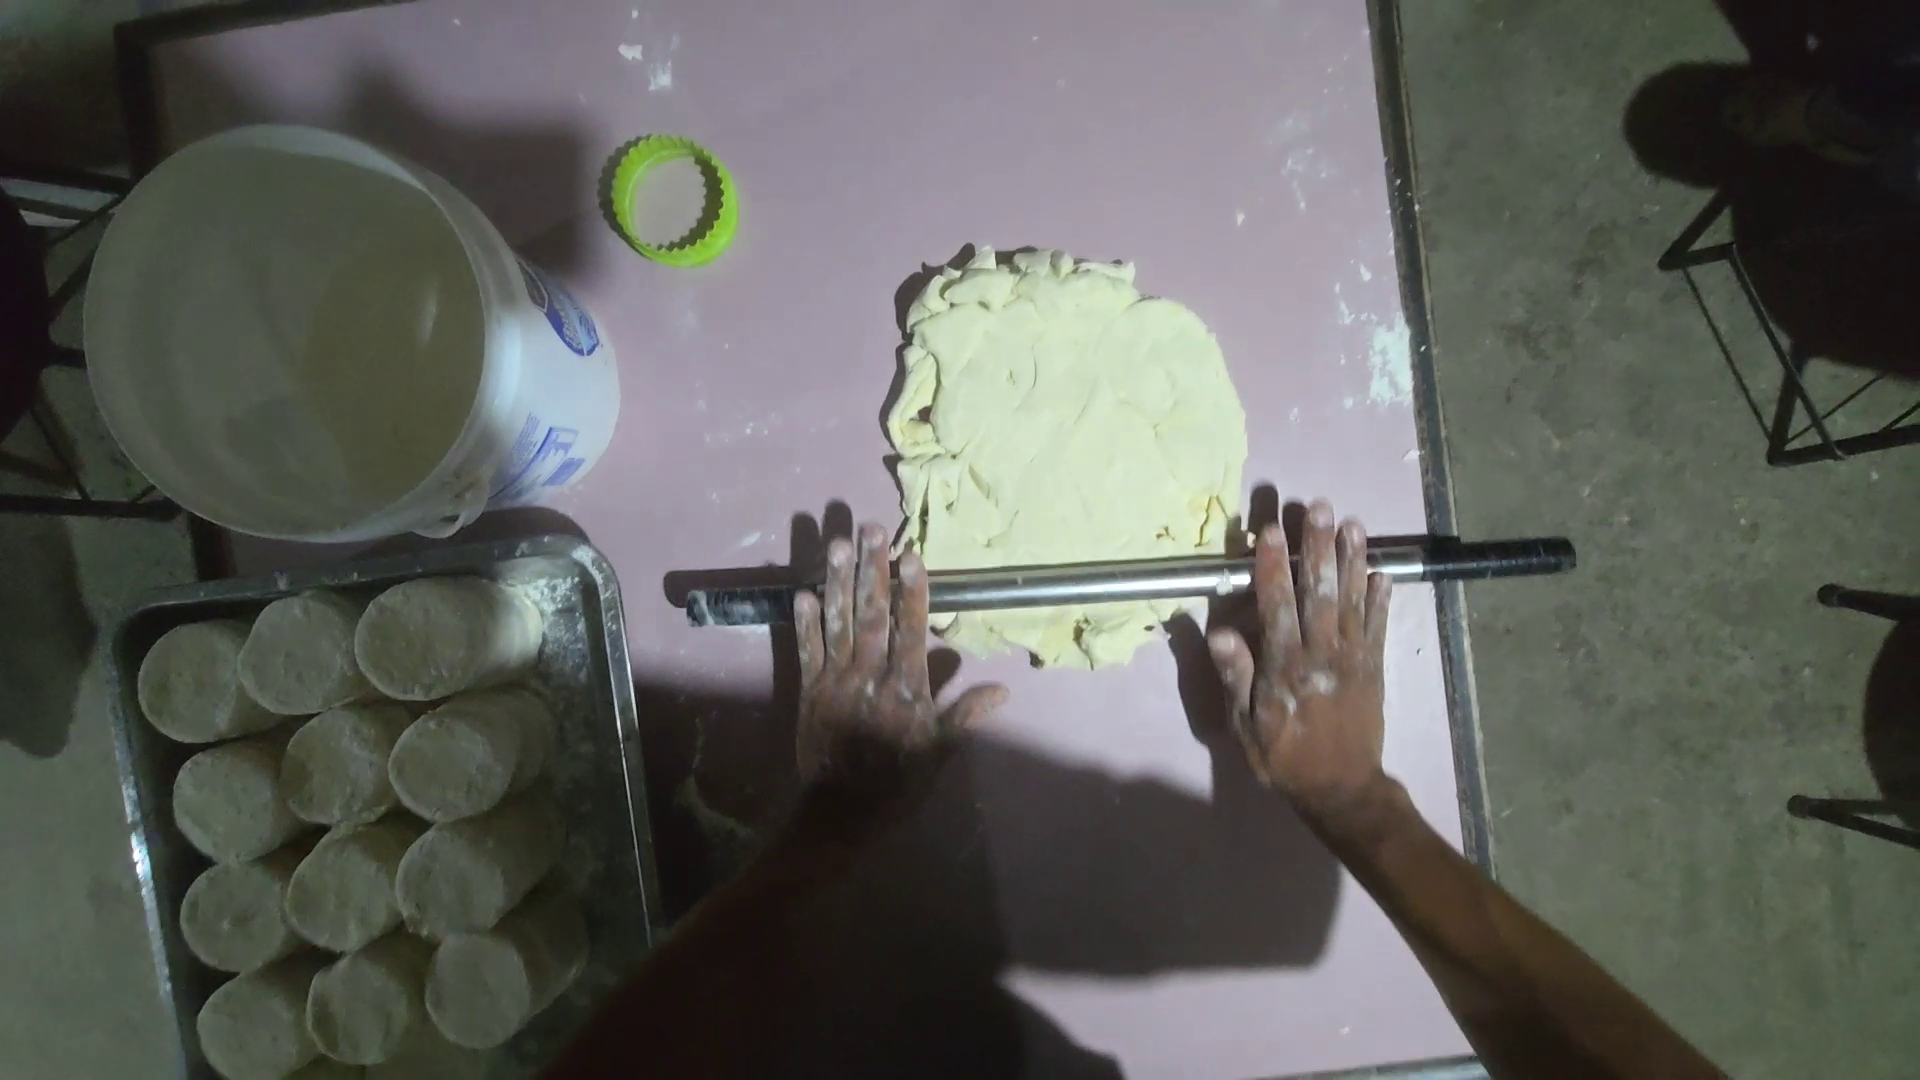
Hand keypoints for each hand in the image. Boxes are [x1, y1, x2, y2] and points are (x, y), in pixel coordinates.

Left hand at [792, 524, 1006, 801]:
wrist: (841, 814)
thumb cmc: (897, 782)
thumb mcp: (938, 754)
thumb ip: (965, 716)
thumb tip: (1003, 689)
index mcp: (905, 690)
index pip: (910, 632)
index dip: (911, 592)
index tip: (910, 555)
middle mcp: (869, 677)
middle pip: (872, 616)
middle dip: (872, 570)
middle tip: (871, 529)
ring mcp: (835, 682)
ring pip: (837, 624)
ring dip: (837, 583)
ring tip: (837, 545)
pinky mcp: (809, 691)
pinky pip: (807, 651)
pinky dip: (804, 622)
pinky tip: (802, 591)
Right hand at [1207, 500, 1393, 825]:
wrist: (1342, 788)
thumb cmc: (1282, 755)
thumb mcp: (1245, 725)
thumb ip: (1236, 677)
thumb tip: (1219, 633)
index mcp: (1285, 665)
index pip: (1277, 605)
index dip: (1272, 566)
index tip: (1269, 530)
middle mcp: (1321, 653)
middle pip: (1318, 591)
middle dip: (1317, 547)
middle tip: (1318, 508)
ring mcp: (1353, 658)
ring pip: (1352, 600)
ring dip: (1352, 560)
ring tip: (1353, 525)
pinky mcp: (1374, 667)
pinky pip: (1379, 625)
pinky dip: (1381, 597)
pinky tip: (1382, 570)